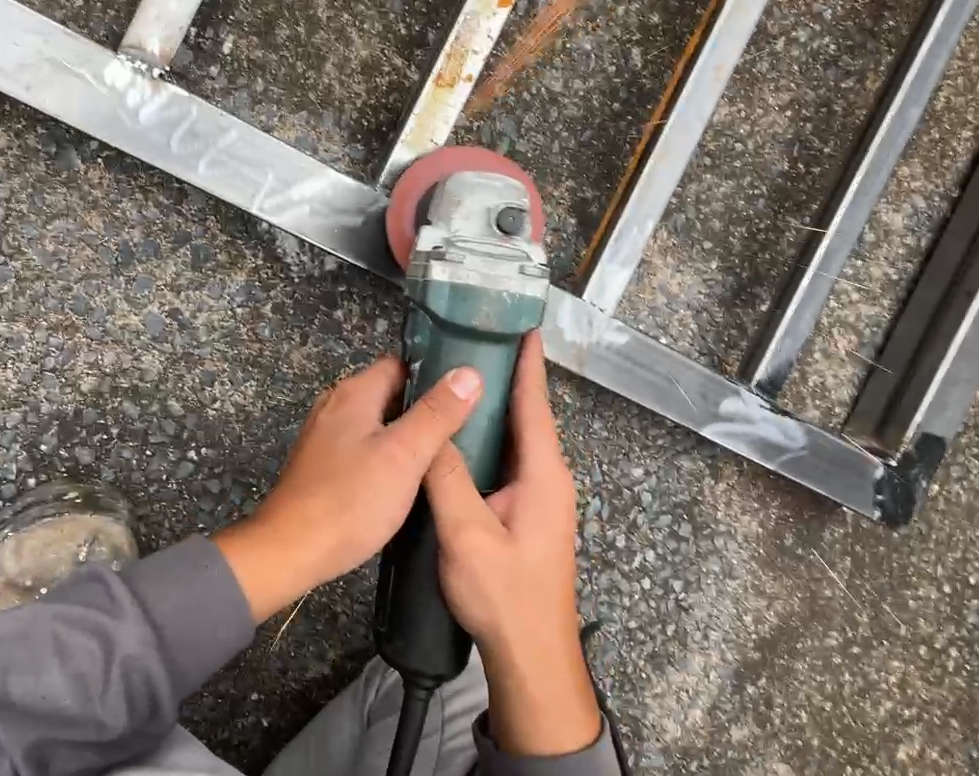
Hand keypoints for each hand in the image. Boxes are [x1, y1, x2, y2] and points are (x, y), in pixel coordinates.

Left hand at [212, 357, 480, 621]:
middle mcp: (335, 405)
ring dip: (406, 436)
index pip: (400, 365)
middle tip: (465, 431)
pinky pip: (363, 447)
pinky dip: (386, 456)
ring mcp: (325, 435)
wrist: (291, 550)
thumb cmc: (351, 500)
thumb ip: (436, 414)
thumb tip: (468, 372)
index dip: (434, 377)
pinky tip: (408, 479)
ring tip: (446, 456)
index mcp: (354, 393)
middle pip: (389, 394)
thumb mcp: (404, 455)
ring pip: (377, 424)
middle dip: (424, 409)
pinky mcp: (322, 464)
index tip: (468, 396)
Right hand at [422, 334, 600, 755]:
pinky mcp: (524, 513)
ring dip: (492, 406)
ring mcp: (538, 498)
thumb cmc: (504, 594)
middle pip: (526, 415)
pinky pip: (504, 460)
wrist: (530, 655)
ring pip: (513, 439)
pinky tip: (457, 434)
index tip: (522, 324)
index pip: (534, 405)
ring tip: (458, 374)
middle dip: (504, 376)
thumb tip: (431, 427)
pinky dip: (485, 437)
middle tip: (471, 338)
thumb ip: (447, 477)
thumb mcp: (466, 533)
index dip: (527, 363)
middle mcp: (547, 478)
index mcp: (542, 474)